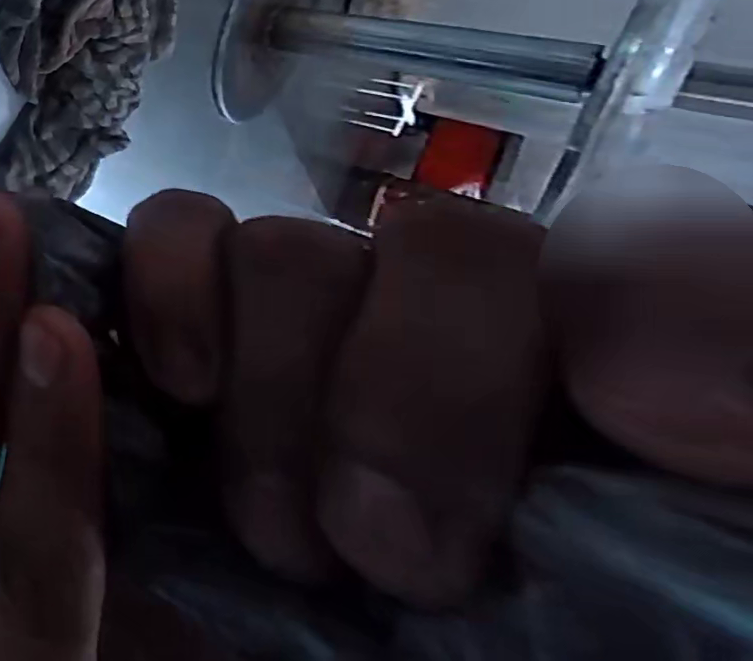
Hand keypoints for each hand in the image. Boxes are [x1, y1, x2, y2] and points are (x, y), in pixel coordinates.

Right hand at [124, 178, 752, 609]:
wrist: (318, 620)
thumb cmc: (488, 636)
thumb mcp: (600, 619)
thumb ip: (642, 555)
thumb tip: (675, 439)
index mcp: (603, 385)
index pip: (664, 266)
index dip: (664, 310)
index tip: (669, 427)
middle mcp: (460, 307)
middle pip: (450, 245)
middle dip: (410, 394)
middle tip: (385, 553)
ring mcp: (312, 286)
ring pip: (290, 250)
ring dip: (272, 388)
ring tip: (274, 532)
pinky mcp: (194, 285)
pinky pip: (176, 225)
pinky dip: (170, 290)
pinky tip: (182, 385)